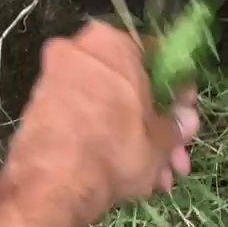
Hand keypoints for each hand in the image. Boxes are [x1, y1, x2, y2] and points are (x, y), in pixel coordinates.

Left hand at [2, 22, 199, 226]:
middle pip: (129, 91)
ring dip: (132, 144)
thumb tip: (188, 118)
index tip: (183, 121)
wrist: (56, 183)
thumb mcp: (158, 143)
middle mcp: (79, 51)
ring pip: (107, 110)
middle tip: (170, 162)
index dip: (175, 95)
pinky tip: (121, 177)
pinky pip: (83, 122)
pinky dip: (103, 144)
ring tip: (151, 181)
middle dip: (153, 131)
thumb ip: (175, 126)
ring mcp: (54, 80)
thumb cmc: (116, 150)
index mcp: (113, 44)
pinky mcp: (39, 110)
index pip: (154, 60)